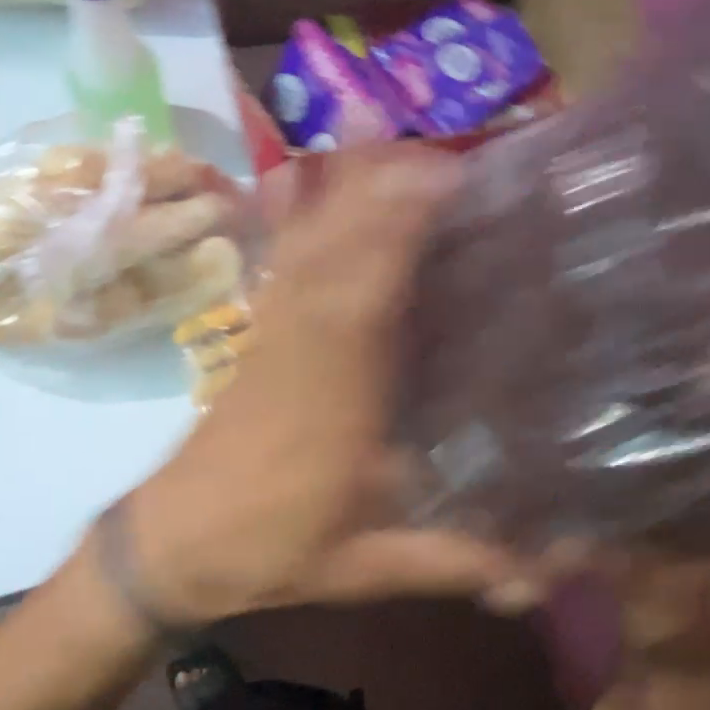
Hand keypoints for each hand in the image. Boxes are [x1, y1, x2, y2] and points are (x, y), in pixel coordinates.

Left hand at [125, 148, 526, 622]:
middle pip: (335, 254)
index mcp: (331, 404)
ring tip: (383, 133)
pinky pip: (276, 269)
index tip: (447, 180)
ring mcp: (268, 342)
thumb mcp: (363, 567)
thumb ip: (452, 561)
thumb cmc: (265, 554)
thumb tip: (540, 577)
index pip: (364, 300)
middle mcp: (298, 355)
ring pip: (303, 251)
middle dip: (381, 191)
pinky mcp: (250, 344)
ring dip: (339, 192)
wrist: (170, 546)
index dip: (398, 232)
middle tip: (443, 146)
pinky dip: (297, 220)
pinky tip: (304, 181)